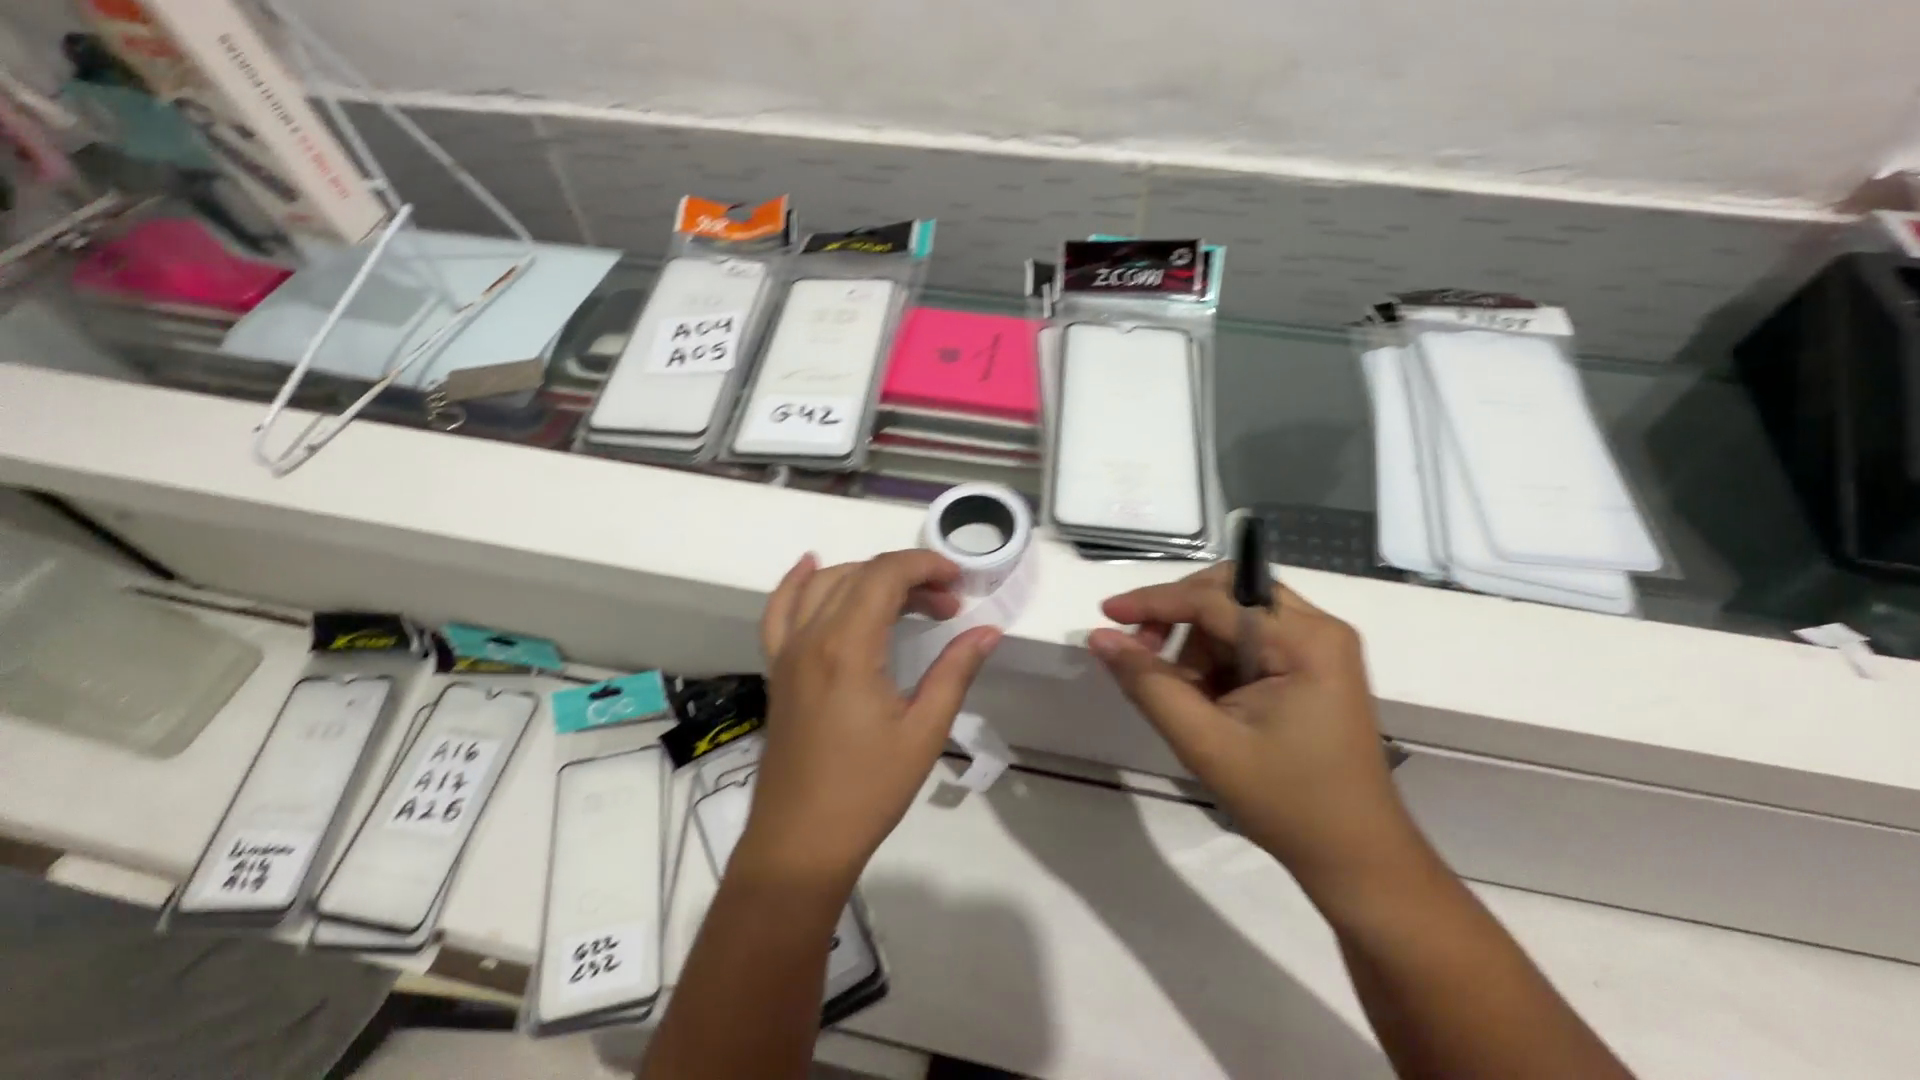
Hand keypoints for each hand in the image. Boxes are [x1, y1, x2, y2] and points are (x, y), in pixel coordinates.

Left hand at [743, 550, 1002, 889]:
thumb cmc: (868, 790)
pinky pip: (779, 611)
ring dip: (865, 577)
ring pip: (821, 585)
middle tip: (946, 605)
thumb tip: (988, 631)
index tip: (959, 582)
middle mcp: (810, 638)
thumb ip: (955, 672)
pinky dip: (796, 583)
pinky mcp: (777, 670)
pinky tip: (810, 566)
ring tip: (904, 598)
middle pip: (857, 575)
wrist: (801, 839)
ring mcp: (787, 653)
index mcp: (847, 648)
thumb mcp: (924, 732)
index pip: (884, 576)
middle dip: (906, 576)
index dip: (925, 565)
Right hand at [1087, 565, 1418, 893]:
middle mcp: (1320, 629)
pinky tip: (1208, 699)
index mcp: (1305, 642)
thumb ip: (1149, 684)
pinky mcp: (1316, 666)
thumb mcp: (1205, 744)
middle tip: (1143, 655)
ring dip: (1197, 642)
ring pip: (1238, 613)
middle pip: (1230, 592)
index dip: (1154, 601)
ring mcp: (1322, 646)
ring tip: (1183, 696)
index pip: (1215, 598)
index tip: (1106, 613)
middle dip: (1179, 617)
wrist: (1355, 854)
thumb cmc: (1285, 802)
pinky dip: (1219, 658)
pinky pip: (1253, 638)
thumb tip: (1100, 637)